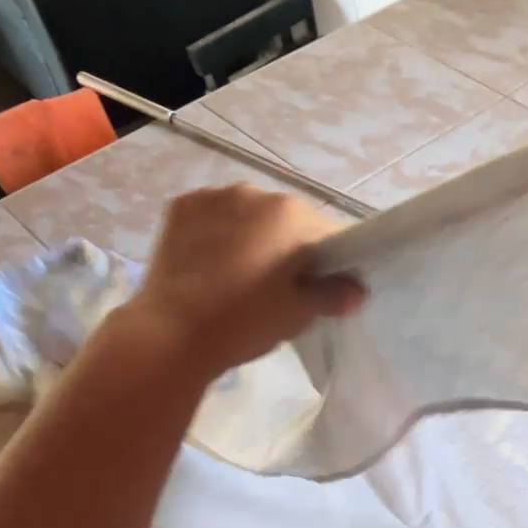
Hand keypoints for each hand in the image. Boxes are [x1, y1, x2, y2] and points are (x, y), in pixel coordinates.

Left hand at [118, 184, 364, 376]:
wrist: (171, 334)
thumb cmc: (245, 323)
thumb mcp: (297, 314)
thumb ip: (332, 295)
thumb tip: (356, 290)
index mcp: (291, 214)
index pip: (329, 235)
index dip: (333, 263)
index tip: (326, 289)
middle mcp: (255, 192)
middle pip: (287, 220)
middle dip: (291, 248)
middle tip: (283, 288)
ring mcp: (214, 196)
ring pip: (249, 216)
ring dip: (254, 238)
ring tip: (243, 277)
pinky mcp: (181, 207)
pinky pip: (214, 217)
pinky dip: (220, 234)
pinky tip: (213, 266)